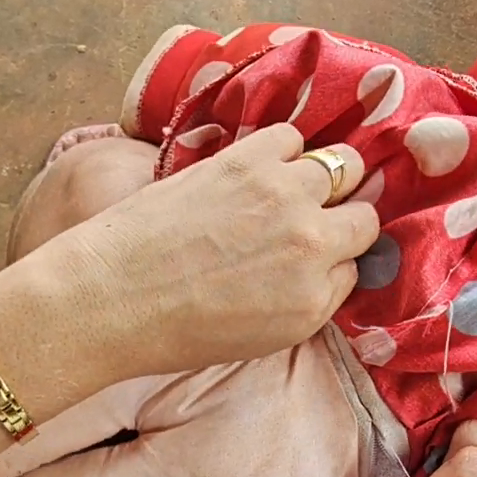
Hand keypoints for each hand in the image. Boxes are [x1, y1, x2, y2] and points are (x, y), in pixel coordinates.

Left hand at [42, 124, 378, 378]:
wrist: (114, 299)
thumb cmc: (177, 332)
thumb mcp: (260, 339)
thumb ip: (305, 302)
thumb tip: (326, 267)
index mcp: (313, 302)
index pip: (355, 266)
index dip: (334, 260)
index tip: (312, 257)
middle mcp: (313, 247)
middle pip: (362, 216)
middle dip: (342, 217)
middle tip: (307, 221)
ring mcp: (285, 196)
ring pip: (341, 166)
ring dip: (322, 177)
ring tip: (287, 189)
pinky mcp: (249, 159)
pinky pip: (291, 138)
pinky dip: (280, 151)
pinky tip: (254, 170)